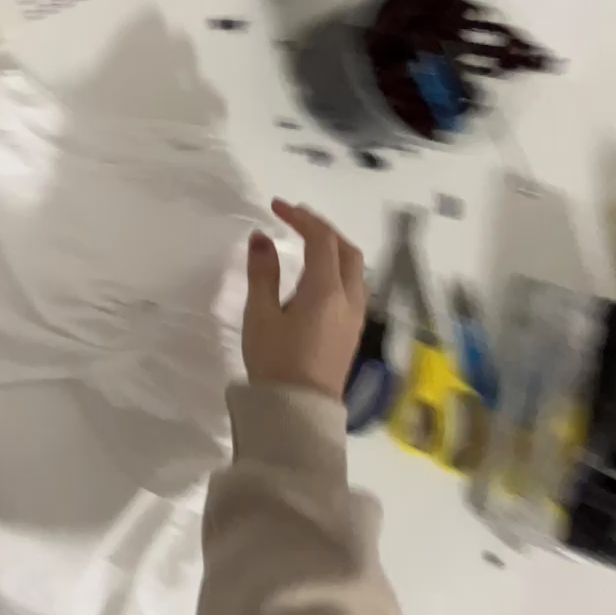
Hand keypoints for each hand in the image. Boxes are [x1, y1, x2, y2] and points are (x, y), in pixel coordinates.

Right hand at [242, 199, 367, 397]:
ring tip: (306, 238)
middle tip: (294, 217)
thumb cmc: (274, 358)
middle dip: (322, 227)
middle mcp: (349, 298)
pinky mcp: (351, 329)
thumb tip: (260, 237)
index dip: (300, 218)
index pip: (321, 241)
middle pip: (346, 250)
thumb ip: (262, 272)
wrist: (298, 408)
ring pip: (354, 268)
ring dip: (333, 246)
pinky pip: (352, 284)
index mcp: (325, 291)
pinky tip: (316, 272)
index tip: (275, 205)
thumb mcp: (260, 313)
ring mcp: (355, 316)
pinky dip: (336, 266)